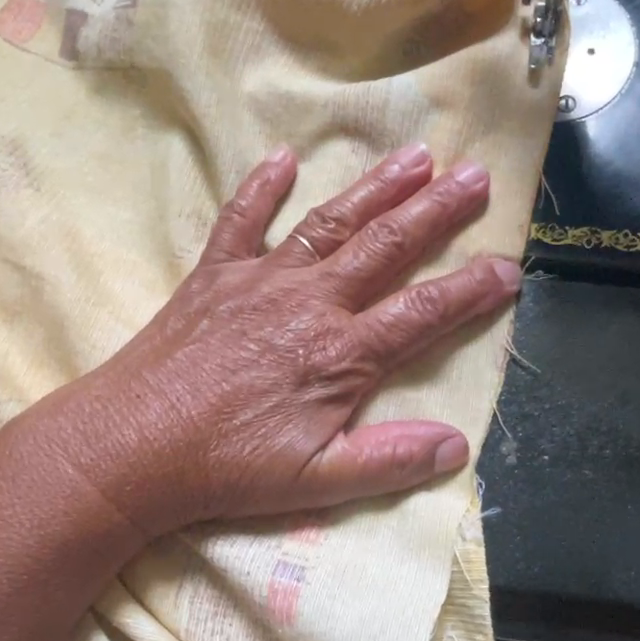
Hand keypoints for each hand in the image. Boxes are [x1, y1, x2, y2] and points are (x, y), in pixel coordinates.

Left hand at [18, 143, 520, 537]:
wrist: (131, 446)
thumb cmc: (227, 468)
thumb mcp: (317, 483)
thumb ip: (389, 461)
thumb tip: (456, 444)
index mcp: (341, 356)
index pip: (422, 314)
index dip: (470, 291)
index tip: (508, 267)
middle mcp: (310, 304)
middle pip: (386, 248)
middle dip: (437, 212)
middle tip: (476, 177)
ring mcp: (260, 282)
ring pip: (331, 224)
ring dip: (376, 189)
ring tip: (416, 157)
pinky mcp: (215, 276)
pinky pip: (241, 221)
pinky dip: (261, 188)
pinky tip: (283, 159)